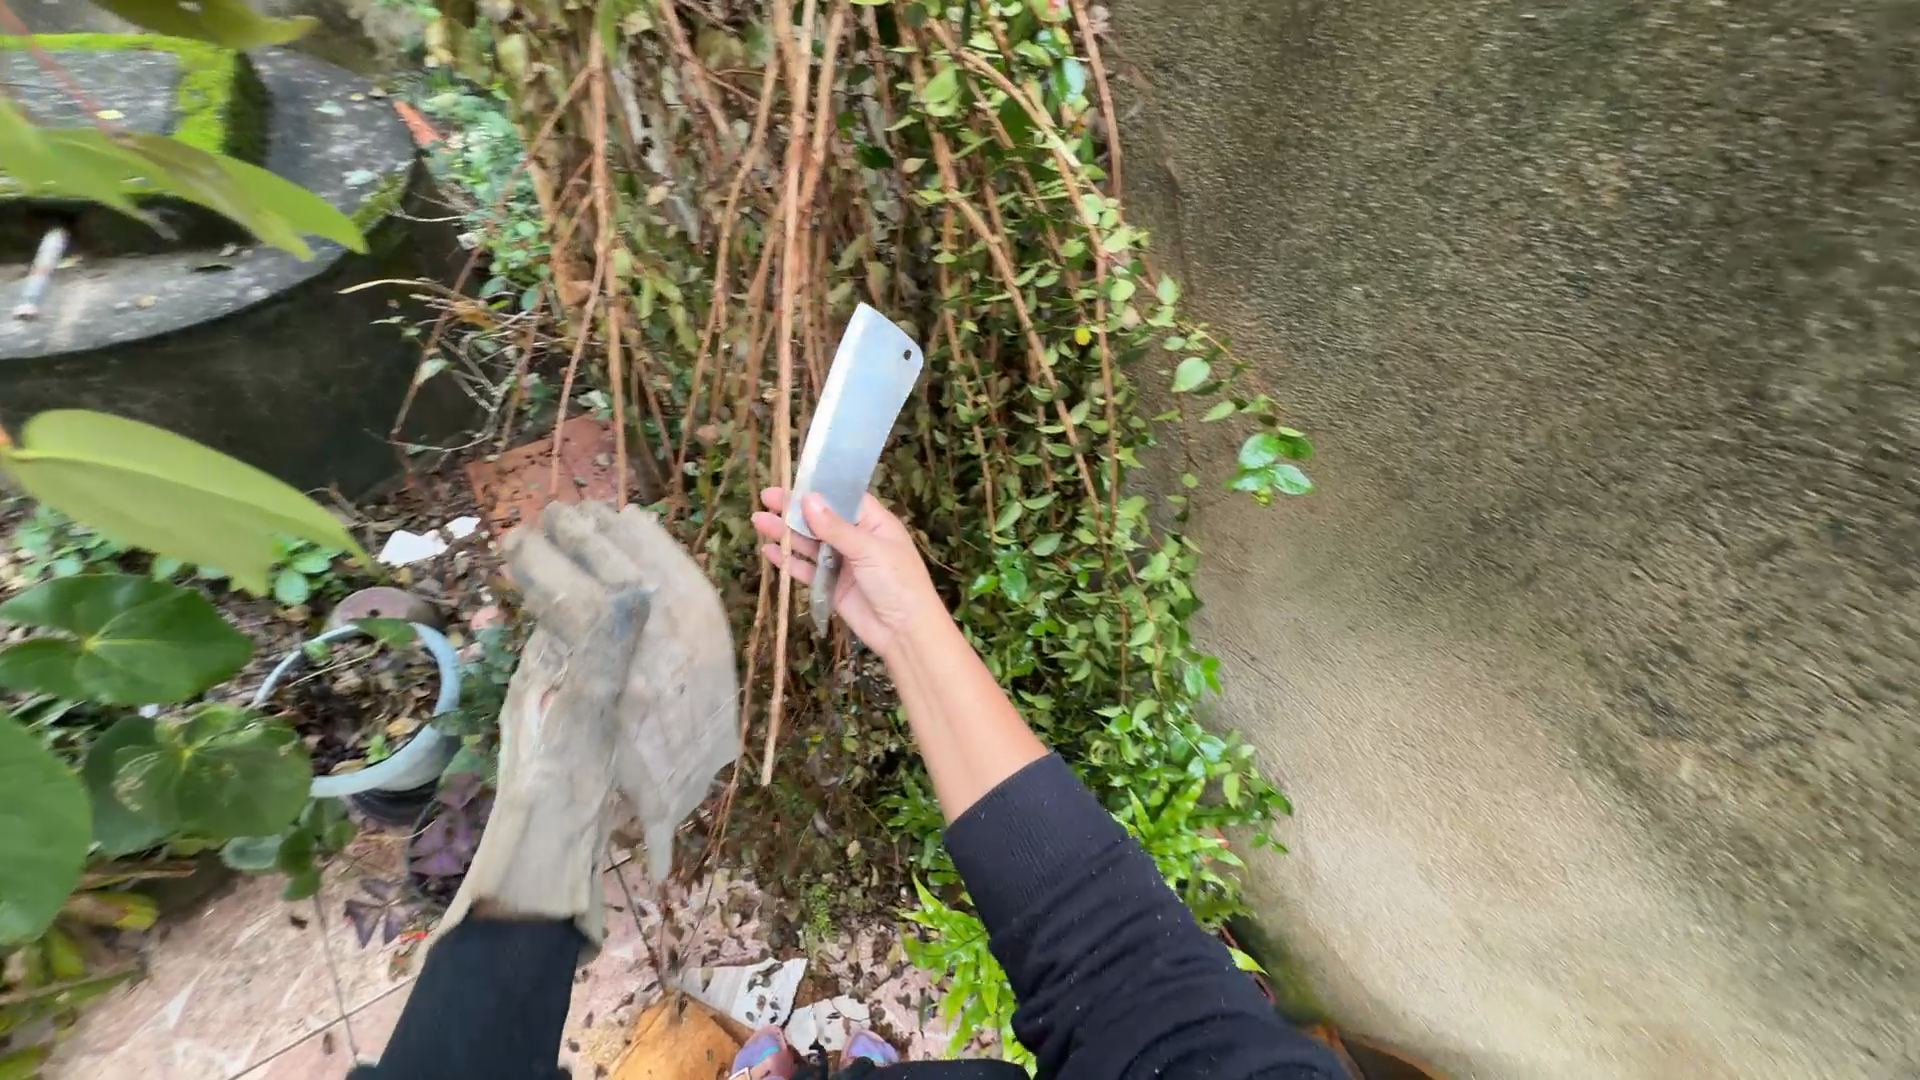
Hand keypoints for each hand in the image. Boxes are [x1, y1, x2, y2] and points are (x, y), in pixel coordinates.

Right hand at [752, 488, 944, 657]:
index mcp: (874, 523)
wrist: (905, 632)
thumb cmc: (898, 582)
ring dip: (787, 534)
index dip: (817, 491)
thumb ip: (836, 527)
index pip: (842, 499)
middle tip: (766, 499)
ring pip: (810, 544)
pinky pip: (807, 570)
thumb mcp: (869, 550)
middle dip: (794, 511)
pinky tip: (770, 552)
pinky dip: (789, 561)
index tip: (790, 483)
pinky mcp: (832, 586)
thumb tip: (809, 499)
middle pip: (821, 520)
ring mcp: (844, 563)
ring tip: (759, 521)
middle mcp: (857, 540)